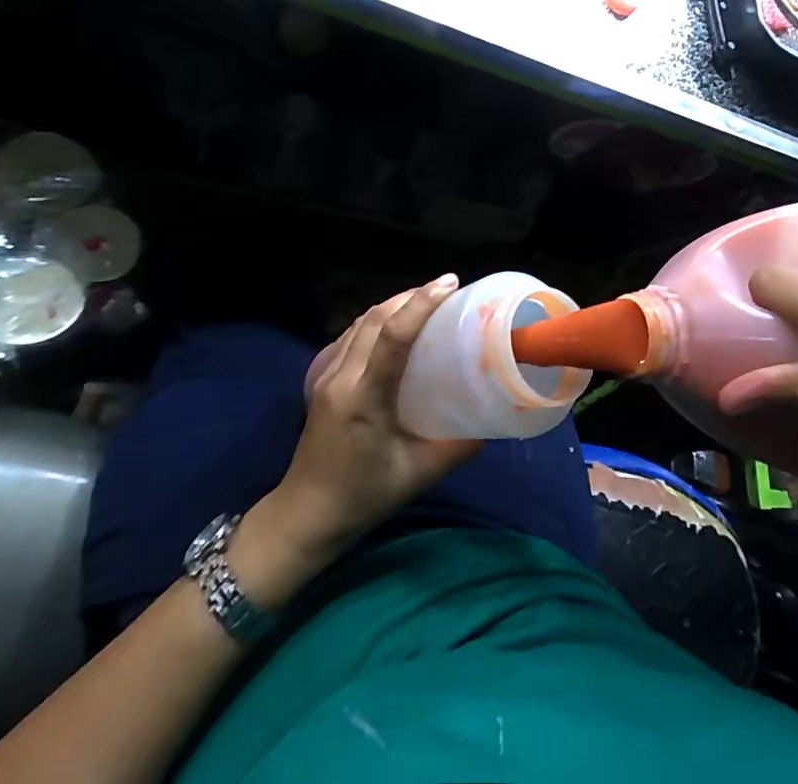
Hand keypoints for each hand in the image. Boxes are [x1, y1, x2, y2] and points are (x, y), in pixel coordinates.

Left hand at [271, 275, 480, 552]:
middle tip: (445, 291)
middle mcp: (340, 377)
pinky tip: (392, 331)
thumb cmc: (364, 496)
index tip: (449, 284)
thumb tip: (491, 420)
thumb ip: (457, 447)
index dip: (420, 304)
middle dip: (409, 297)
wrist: (307, 512)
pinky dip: (373, 324)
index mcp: (363, 397)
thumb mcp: (419, 474)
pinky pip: (348, 339)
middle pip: (372, 319)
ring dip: (390, 307)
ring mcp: (324, 376)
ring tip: (424, 304)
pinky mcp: (320, 382)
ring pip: (357, 324)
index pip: (391, 337)